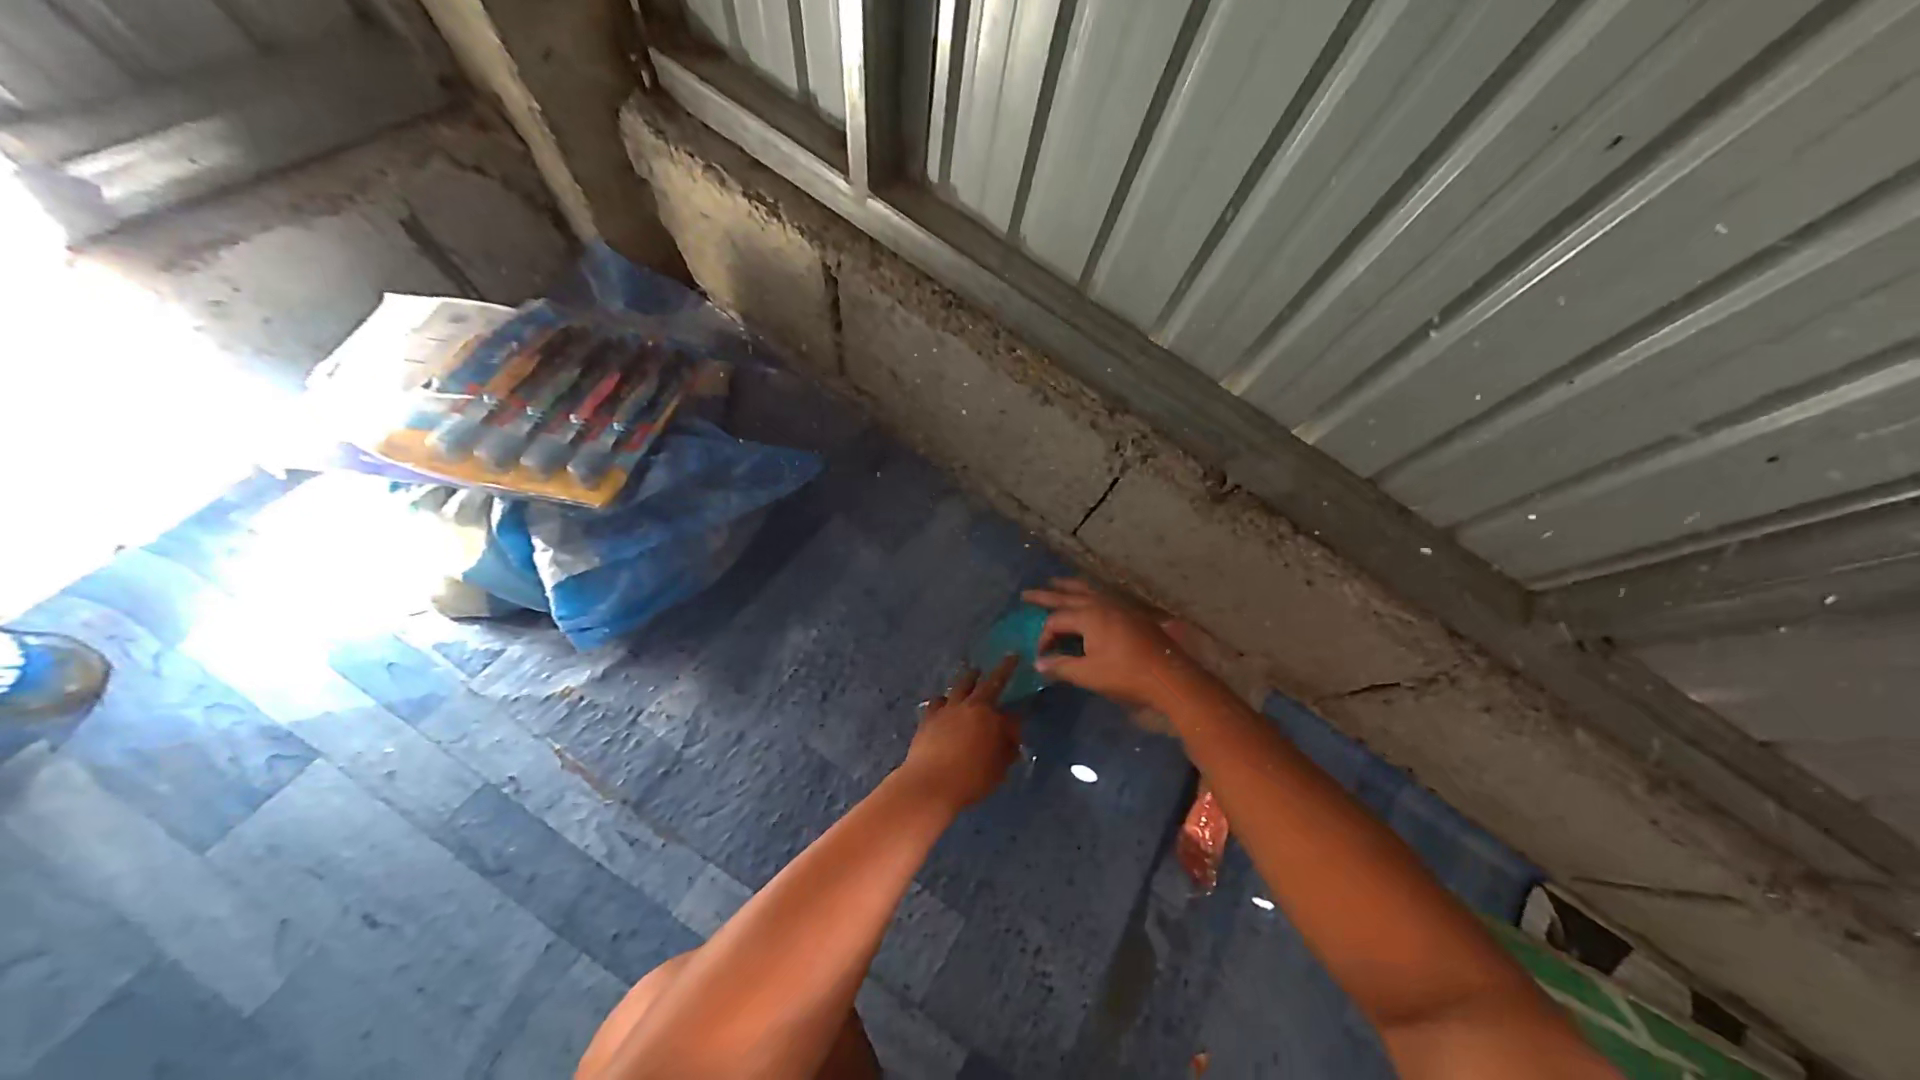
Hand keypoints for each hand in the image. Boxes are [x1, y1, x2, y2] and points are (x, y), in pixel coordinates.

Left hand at [898, 656, 1021, 811]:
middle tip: (1005, 660)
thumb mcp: (1000, 765)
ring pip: (958, 686)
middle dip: (997, 670)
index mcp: (988, 713)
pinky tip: (944, 702)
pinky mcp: (927, 720)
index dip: (1012, 679)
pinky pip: (937, 702)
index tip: (1016, 662)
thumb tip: (1012, 729)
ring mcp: (945, 710)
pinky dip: (944, 699)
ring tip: (972, 674)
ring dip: (968, 679)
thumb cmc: (972, 778)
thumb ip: (1008, 744)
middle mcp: (967, 705)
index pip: (1005, 691)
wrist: (930, 783)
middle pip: (984, 683)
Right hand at [1022, 578, 1199, 709]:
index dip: (1044, 637)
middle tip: (1027, 593)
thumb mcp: (1088, 674)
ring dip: (1069, 587)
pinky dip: (1088, 593)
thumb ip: (1061, 667)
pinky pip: (1103, 595)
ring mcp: (1120, 605)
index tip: (1041, 656)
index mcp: (1088, 616)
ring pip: (1088, 590)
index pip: (1056, 621)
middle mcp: (1102, 604)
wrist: (1169, 677)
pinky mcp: (1132, 613)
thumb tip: (1039, 663)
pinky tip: (1088, 598)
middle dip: (1046, 595)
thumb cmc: (1126, 675)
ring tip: (1055, 583)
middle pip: (1068, 595)